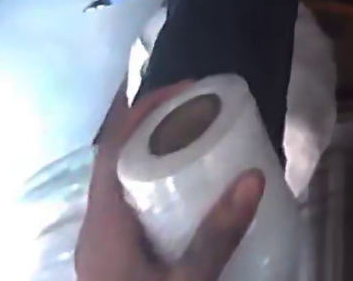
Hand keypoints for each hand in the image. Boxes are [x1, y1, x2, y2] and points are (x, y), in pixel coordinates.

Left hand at [76, 82, 265, 280]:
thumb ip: (215, 237)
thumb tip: (255, 176)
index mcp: (103, 228)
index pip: (112, 150)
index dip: (144, 111)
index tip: (188, 89)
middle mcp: (98, 230)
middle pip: (120, 159)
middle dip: (158, 124)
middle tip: (205, 107)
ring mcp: (106, 248)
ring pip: (127, 182)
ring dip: (159, 150)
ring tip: (203, 134)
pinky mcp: (119, 262)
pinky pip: (136, 203)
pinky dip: (161, 179)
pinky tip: (193, 186)